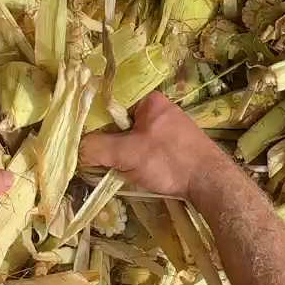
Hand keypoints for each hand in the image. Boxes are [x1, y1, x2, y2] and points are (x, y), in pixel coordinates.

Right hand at [80, 92, 229, 200]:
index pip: (109, 104)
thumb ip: (96, 148)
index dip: (92, 121)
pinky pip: (141, 148)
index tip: (81, 139)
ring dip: (120, 155)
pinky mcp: (171, 145)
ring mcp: (165, 128)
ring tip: (115, 168)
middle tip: (96, 159)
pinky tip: (132, 172)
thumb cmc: (170, 160)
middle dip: (107, 142)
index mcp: (148, 100)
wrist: (211, 184)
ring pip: (129, 138)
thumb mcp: (128, 154)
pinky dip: (133, 160)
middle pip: (117, 123)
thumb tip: (73, 150)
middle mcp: (157, 109)